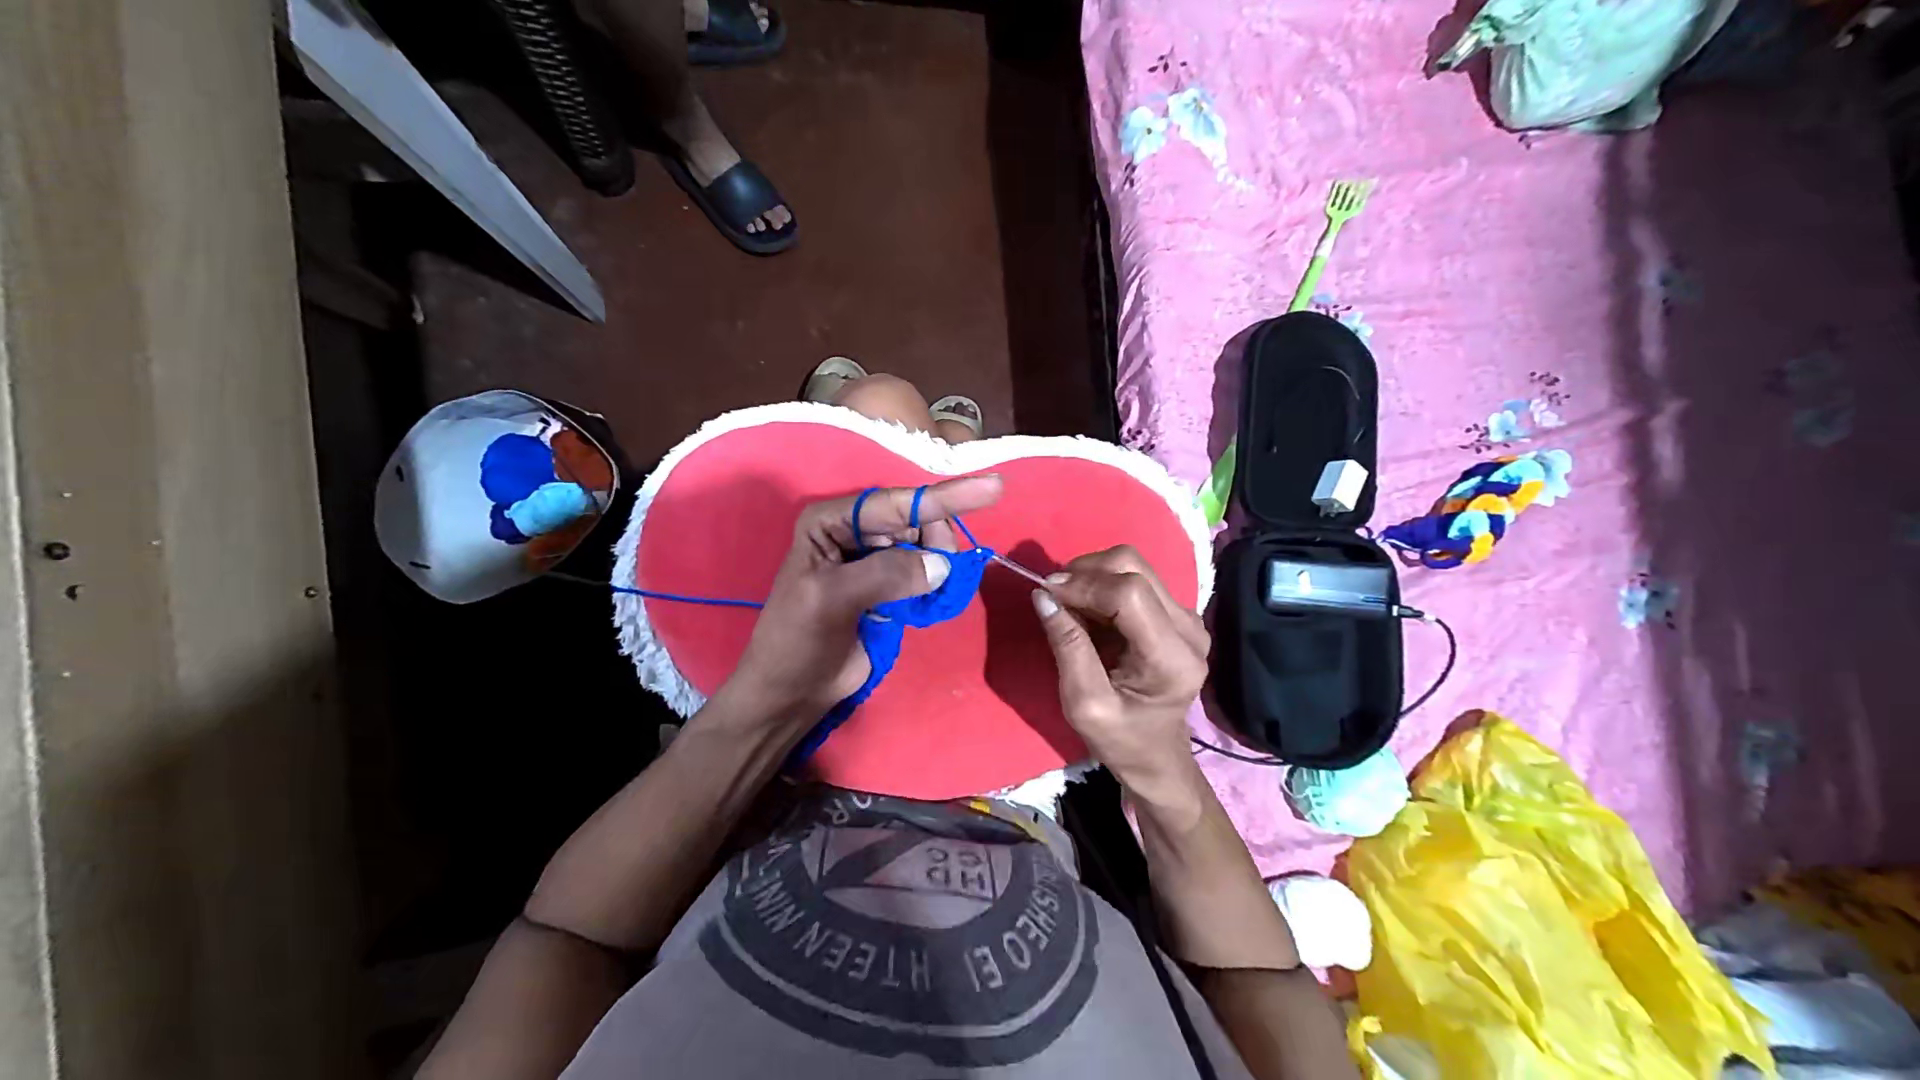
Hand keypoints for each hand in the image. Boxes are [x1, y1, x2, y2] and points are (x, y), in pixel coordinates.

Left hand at [720, 475, 1003, 726]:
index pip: (895, 504)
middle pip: (917, 520)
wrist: (791, 692)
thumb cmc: (798, 641)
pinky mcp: (888, 586)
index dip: (945, 497)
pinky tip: (935, 597)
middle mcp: (853, 532)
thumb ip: (885, 575)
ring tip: (933, 592)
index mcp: (831, 522)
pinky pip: (925, 573)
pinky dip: (938, 583)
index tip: (993, 488)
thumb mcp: (832, 600)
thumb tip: (941, 564)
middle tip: (942, 575)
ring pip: (926, 546)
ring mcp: (873, 559)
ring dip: (940, 564)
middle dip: (938, 540)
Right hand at [1031, 546, 1209, 797]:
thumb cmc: (1120, 740)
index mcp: (1171, 658)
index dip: (1083, 585)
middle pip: (1133, 567)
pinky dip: (1102, 585)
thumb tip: (1043, 595)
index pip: (1129, 594)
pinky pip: (1135, 579)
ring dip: (1093, 576)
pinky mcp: (1176, 613)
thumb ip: (1067, 646)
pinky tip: (1086, 609)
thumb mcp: (1083, 704)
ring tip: (1067, 602)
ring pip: (1134, 566)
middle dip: (1086, 572)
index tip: (1046, 593)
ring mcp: (1186, 618)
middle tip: (1053, 595)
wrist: (1156, 755)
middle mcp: (1188, 629)